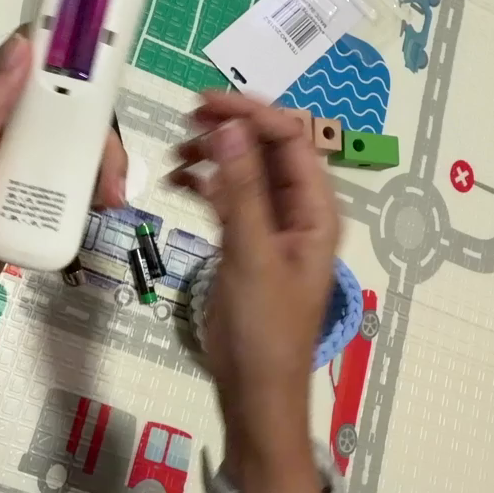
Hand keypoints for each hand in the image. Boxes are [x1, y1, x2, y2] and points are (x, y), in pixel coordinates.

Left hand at [0, 31, 129, 340]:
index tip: (107, 69)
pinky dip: (92, 189)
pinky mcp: (32, 201)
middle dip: (98, 131)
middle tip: (112, 170)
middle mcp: (4, 134)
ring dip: (101, 164)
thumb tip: (23, 43)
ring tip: (111, 198)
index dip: (68, 60)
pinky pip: (70, 182)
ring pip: (74, 147)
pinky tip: (104, 207)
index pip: (32, 68)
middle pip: (66, 112)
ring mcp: (20, 169)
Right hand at [169, 93, 339, 492]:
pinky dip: (204, 182)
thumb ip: (241, 190)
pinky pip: (227, 196)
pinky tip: (177, 180)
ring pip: (244, 169)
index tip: (205, 103)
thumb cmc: (264, 327)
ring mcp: (270, 224)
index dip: (252, 114)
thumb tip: (231, 128)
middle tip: (186, 119)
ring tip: (177, 153)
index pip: (291, 140)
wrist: (253, 389)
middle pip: (267, 148)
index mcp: (316, 209)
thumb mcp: (252, 254)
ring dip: (214, 154)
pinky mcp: (245, 239)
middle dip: (231, 128)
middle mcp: (297, 209)